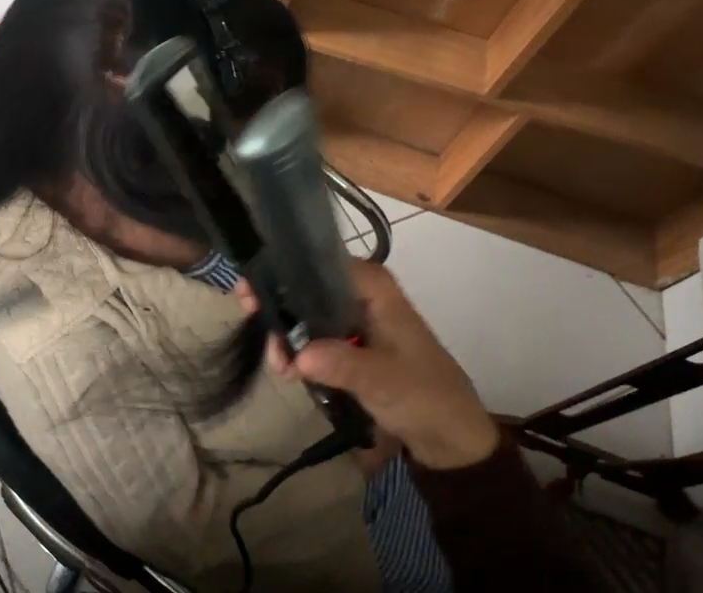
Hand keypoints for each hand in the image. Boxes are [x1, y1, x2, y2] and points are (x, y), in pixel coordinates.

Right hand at [236, 262, 500, 470]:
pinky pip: (313, 336)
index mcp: (373, 287)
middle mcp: (359, 294)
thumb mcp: (384, 380)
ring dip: (285, 333)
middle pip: (306, 285)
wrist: (451, 439)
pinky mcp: (349, 346)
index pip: (320, 262)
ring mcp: (353, 320)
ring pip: (305, 312)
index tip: (252, 290)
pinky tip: (287, 369)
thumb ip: (342, 364)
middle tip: (251, 319)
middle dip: (277, 304)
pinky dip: (296, 349)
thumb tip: (297, 355)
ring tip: (277, 365)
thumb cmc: (426, 397)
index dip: (283, 271)